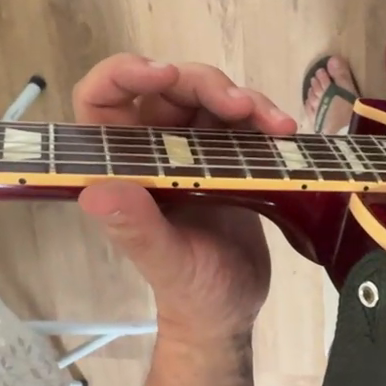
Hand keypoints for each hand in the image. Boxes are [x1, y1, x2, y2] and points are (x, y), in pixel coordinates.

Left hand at [73, 55, 296, 344]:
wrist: (232, 312)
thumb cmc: (192, 293)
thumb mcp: (167, 264)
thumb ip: (137, 229)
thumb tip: (99, 191)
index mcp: (124, 169)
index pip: (104, 100)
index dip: (124, 74)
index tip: (163, 73)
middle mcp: (154, 152)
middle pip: (170, 89)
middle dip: (205, 84)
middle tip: (243, 105)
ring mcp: (194, 154)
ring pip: (211, 100)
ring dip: (245, 101)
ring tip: (281, 125)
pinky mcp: (231, 162)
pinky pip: (244, 125)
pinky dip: (265, 121)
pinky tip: (287, 133)